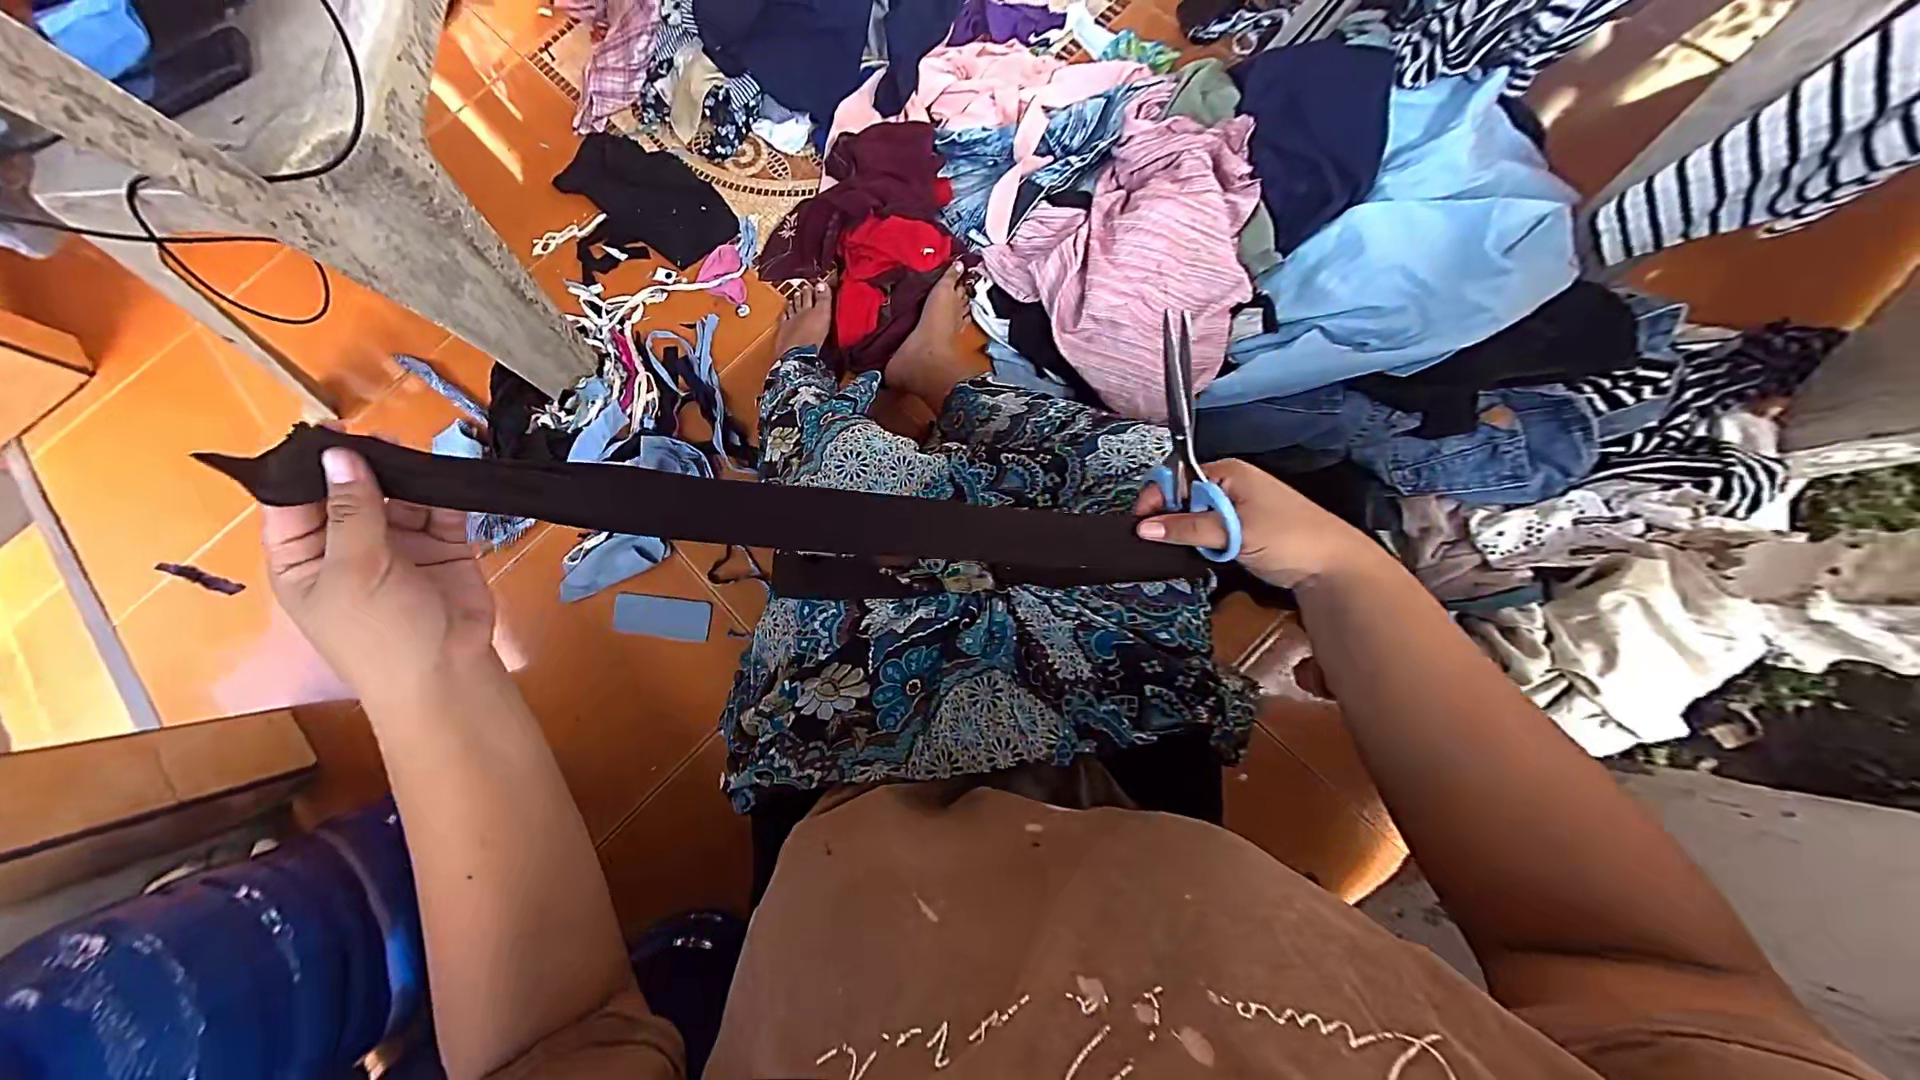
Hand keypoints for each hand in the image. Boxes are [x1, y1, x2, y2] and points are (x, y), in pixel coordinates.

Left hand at [261, 447, 496, 702]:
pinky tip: (446, 476)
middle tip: (384, 438)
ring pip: (399, 498)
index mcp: (304, 557)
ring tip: (418, 453)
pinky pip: (441, 512)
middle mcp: (350, 547)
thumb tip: (339, 455)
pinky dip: (444, 494)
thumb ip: (352, 511)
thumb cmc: (380, 631)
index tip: (327, 430)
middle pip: (352, 493)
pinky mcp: (443, 548)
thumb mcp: (353, 569)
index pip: (294, 501)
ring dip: (407, 477)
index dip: (307, 467)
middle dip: (365, 467)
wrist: (447, 667)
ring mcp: (400, 547)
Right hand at [1132, 458, 1386, 587]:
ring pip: (1193, 517)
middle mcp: (1229, 484)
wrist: (1334, 567)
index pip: (1176, 478)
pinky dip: (1201, 543)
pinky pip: (1207, 530)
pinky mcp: (1240, 528)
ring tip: (1186, 550)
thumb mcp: (1232, 532)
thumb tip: (1143, 528)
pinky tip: (1202, 554)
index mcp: (1228, 472)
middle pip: (1182, 497)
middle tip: (1163, 543)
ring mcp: (1236, 506)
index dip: (1156, 499)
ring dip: (1187, 534)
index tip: (1140, 525)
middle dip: (1170, 519)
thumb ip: (1186, 528)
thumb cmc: (1288, 538)